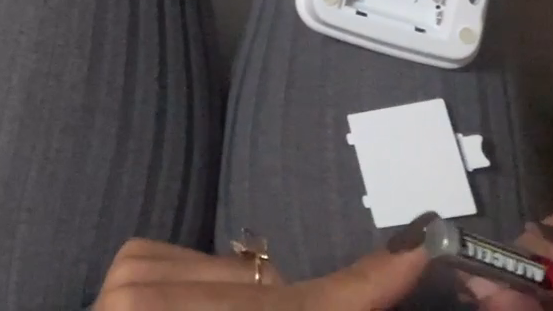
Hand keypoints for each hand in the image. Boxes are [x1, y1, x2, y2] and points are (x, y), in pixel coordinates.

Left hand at [93, 238, 427, 309]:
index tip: (420, 248)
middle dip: (305, 309)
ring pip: (244, 274)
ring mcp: (136, 278)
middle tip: (314, 307)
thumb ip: (308, 309)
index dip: (364, 286)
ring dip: (256, 304)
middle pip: (274, 295)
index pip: (302, 310)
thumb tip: (360, 283)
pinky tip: (206, 310)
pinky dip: (220, 286)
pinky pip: (208, 259)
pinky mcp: (132, 256)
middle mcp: (155, 305)